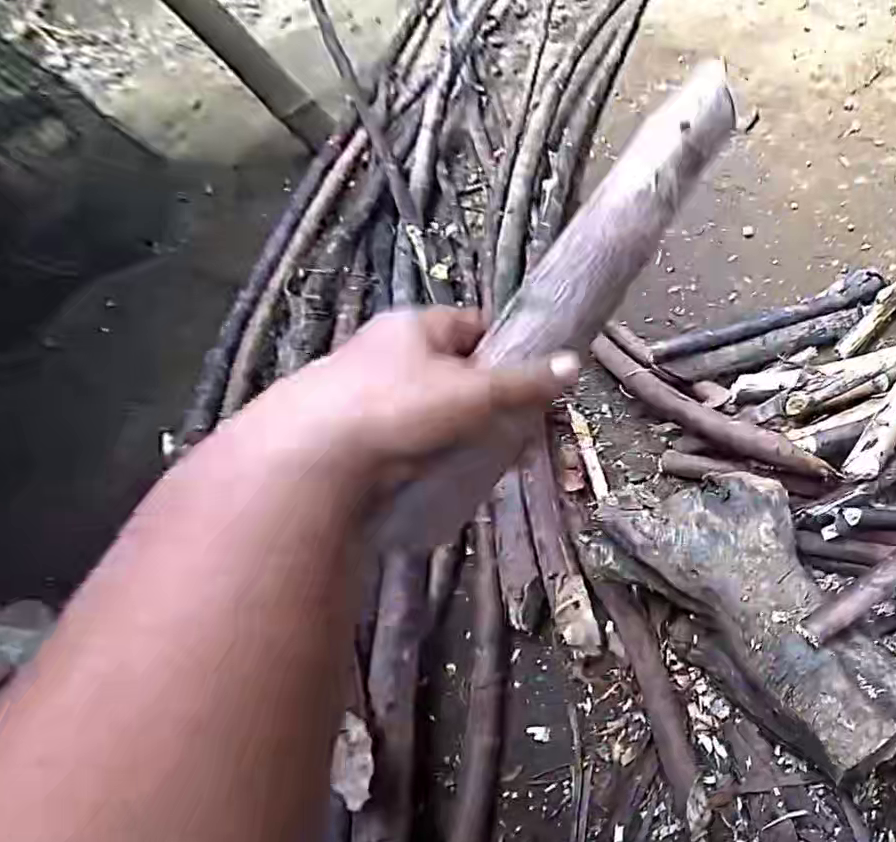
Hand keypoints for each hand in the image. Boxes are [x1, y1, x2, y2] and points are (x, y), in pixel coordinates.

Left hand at [228, 308, 578, 488]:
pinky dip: (459, 446)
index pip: (476, 324)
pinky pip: (435, 434)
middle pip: (469, 369)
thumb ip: (527, 380)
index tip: (539, 372)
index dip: (511, 344)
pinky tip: (478, 464)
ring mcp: (388, 394)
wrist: (321, 454)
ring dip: (484, 426)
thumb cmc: (401, 403)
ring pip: (454, 406)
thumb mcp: (476, 389)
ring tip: (512, 449)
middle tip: (533, 420)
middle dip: (503, 395)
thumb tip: (574, 364)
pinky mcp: (383, 432)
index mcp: (417, 326)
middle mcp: (399, 353)